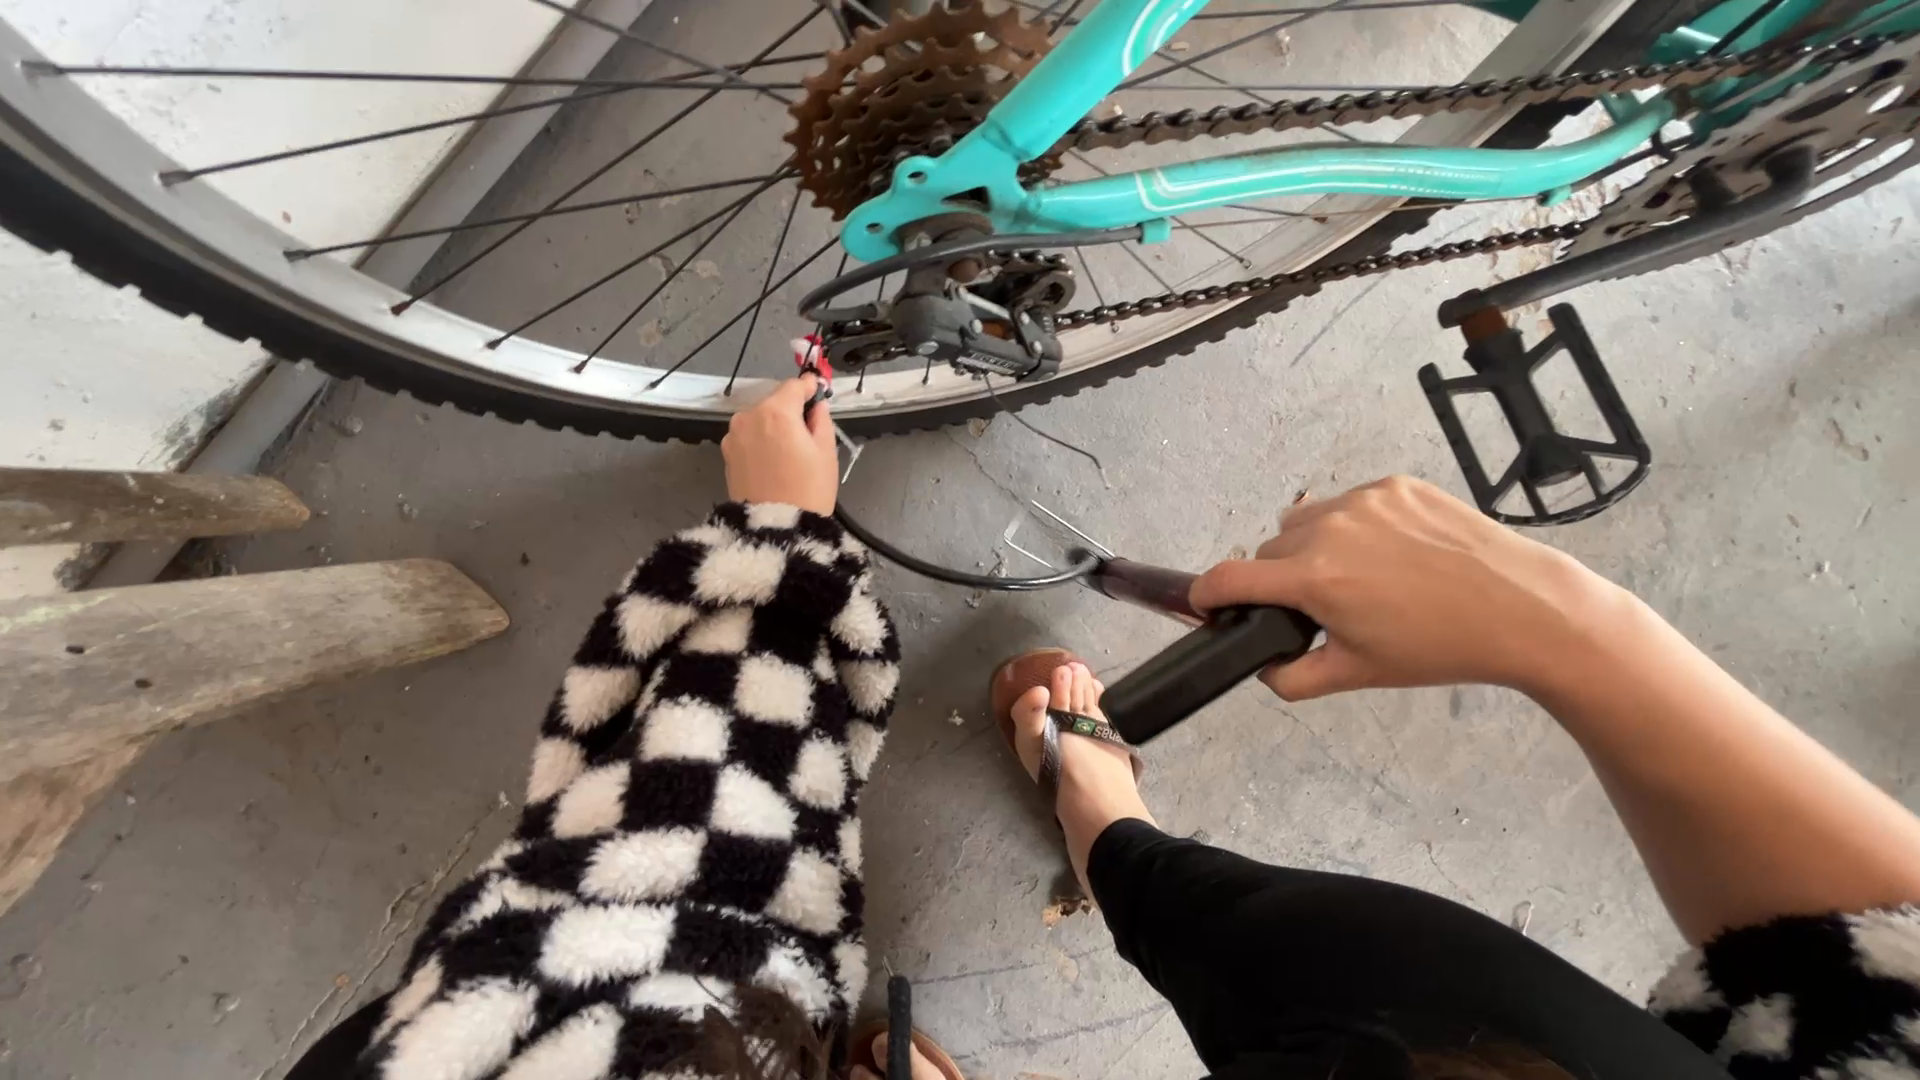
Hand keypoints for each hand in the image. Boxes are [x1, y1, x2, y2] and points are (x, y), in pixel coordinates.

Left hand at [722, 374, 838, 514]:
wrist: (775, 529)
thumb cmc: (809, 490)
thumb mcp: (826, 452)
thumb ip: (821, 420)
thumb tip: (816, 406)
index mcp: (777, 411)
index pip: (795, 386)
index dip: (809, 387)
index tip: (818, 391)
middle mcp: (749, 416)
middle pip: (774, 402)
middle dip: (790, 410)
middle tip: (807, 431)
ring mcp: (733, 435)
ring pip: (759, 419)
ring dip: (773, 426)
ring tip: (788, 451)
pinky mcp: (727, 454)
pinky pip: (748, 437)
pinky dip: (760, 441)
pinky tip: (772, 462)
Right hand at [1189, 476, 1627, 700]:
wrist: (1527, 610)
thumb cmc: (1441, 647)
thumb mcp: (1357, 675)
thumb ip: (1291, 678)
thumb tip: (1262, 667)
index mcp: (1314, 579)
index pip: (1228, 578)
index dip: (1205, 594)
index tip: (1204, 603)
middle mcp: (1329, 529)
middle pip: (1268, 550)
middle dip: (1277, 578)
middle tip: (1320, 604)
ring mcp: (1363, 500)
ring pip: (1302, 521)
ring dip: (1308, 546)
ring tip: (1354, 572)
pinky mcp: (1395, 485)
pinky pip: (1346, 502)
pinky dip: (1350, 525)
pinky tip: (1389, 551)